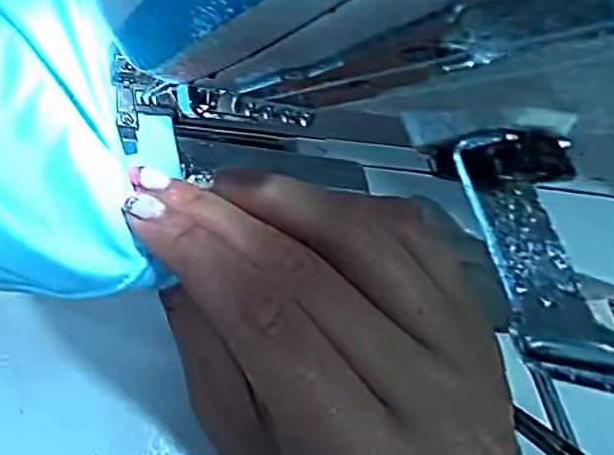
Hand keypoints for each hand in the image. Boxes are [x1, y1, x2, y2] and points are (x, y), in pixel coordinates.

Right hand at [124, 170, 514, 454]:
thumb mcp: (245, 443)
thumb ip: (206, 347)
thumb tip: (169, 248)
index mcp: (365, 449)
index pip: (268, 320)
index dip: (197, 251)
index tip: (143, 208)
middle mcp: (431, 394)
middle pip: (305, 268)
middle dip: (217, 214)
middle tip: (162, 184)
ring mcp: (461, 341)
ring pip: (357, 229)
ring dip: (275, 193)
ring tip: (221, 187)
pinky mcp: (469, 305)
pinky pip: (402, 223)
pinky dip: (334, 197)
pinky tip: (290, 201)